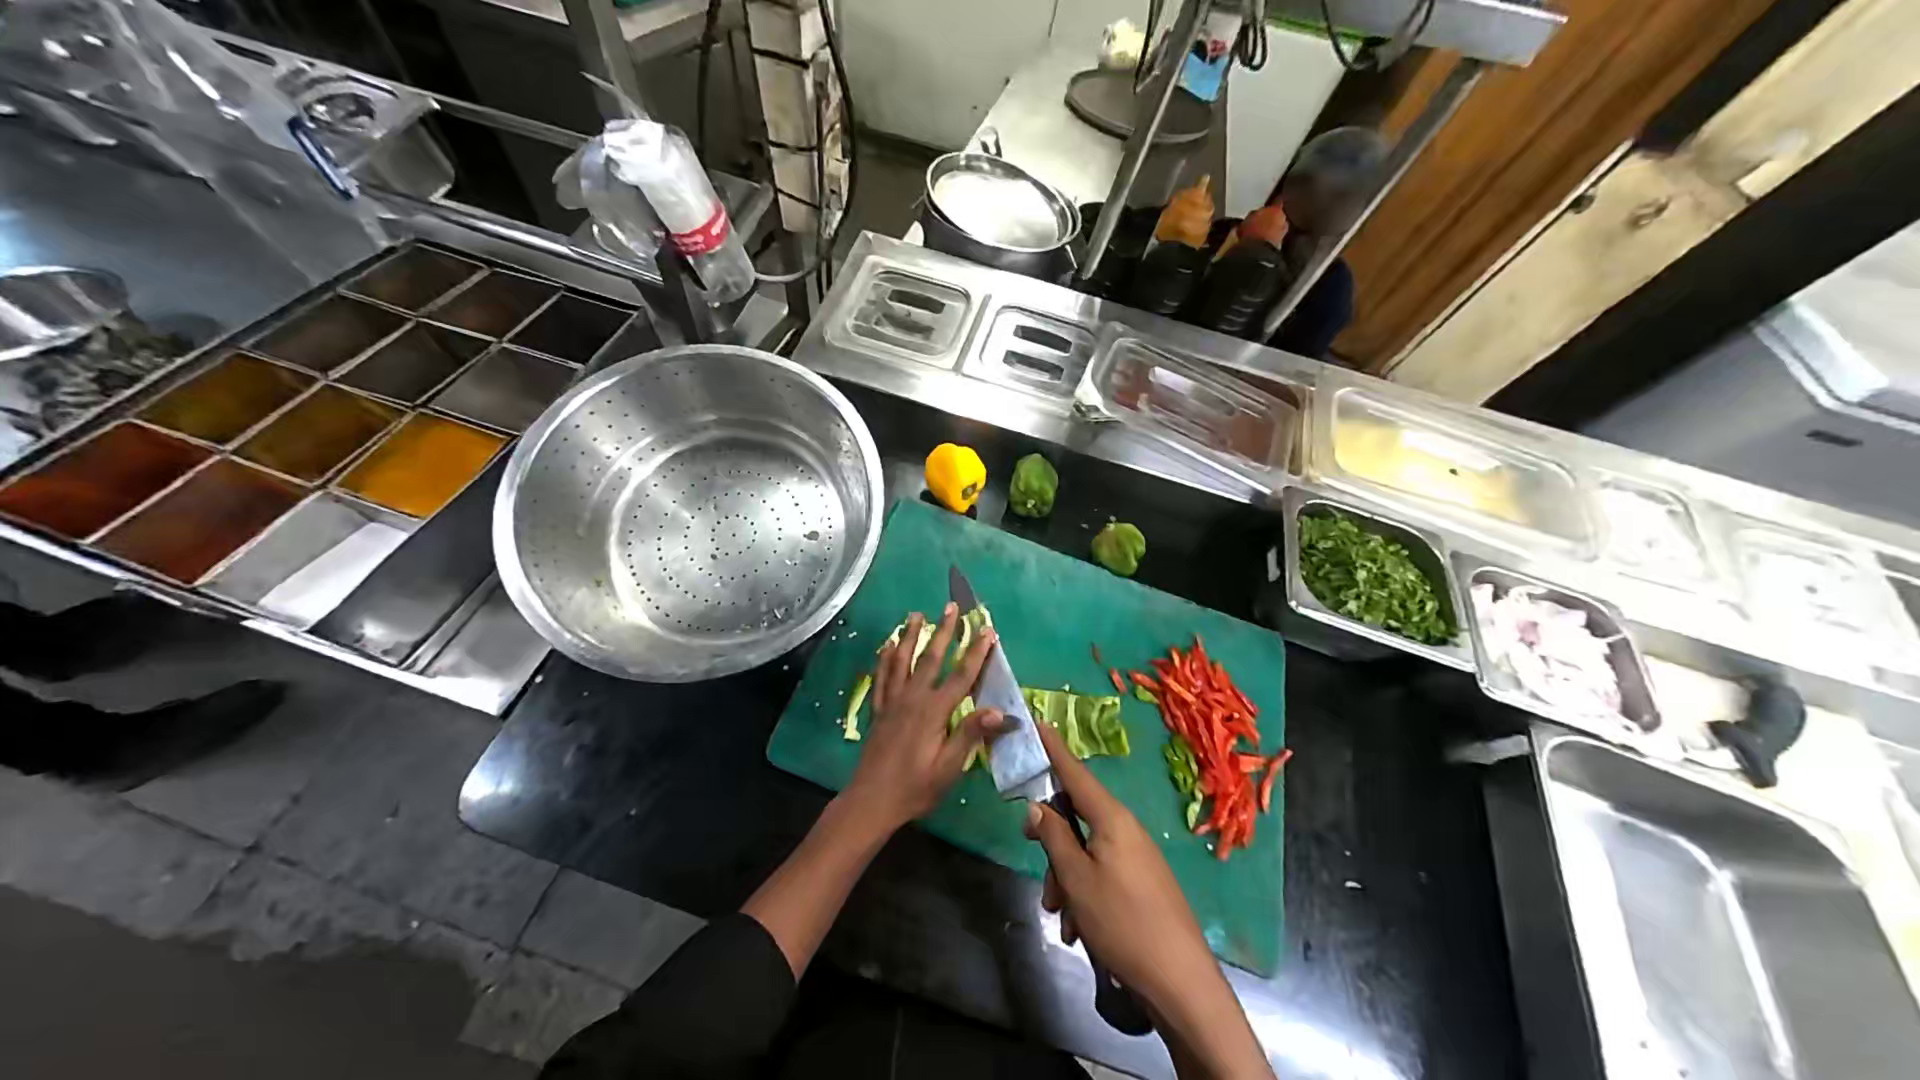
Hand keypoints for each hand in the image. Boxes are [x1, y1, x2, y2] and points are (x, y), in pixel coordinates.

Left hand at [843, 604, 1002, 831]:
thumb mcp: (948, 768)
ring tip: (916, 615)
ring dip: (911, 636)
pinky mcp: (879, 710)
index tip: (988, 630)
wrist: (871, 801)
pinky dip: (885, 659)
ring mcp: (892, 702)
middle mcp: (912, 699)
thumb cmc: (915, 788)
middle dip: (944, 631)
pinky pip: (882, 677)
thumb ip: (971, 735)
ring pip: (902, 661)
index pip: (961, 676)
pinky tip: (887, 646)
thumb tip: (1000, 710)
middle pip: (931, 658)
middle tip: (952, 606)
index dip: (976, 653)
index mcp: (933, 712)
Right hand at [1023, 719, 1214, 1001]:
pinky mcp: (1142, 882)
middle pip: (1075, 820)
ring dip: (1067, 881)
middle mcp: (1126, 829)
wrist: (1180, 980)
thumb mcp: (1077, 879)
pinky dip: (1085, 895)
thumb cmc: (1123, 922)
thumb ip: (1053, 837)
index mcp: (1112, 819)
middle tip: (1043, 882)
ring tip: (1064, 920)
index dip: (1054, 749)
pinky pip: (1102, 874)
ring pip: (1085, 853)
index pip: (1075, 773)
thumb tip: (1037, 806)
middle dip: (1053, 850)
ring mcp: (1136, 856)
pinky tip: (1081, 930)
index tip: (1038, 722)